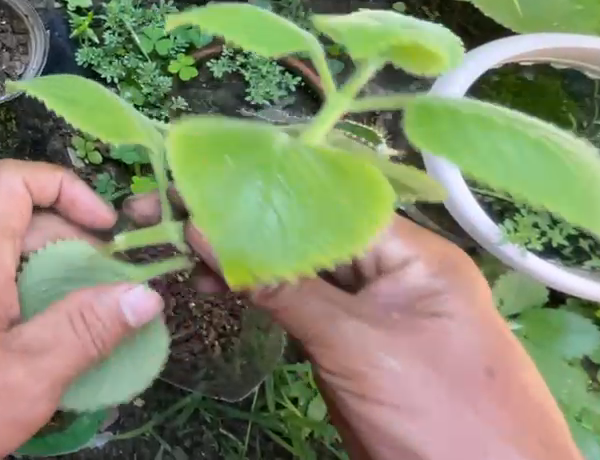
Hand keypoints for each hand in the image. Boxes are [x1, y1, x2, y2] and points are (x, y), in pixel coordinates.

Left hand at [0, 160, 163, 459]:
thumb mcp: (33, 372)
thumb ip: (88, 327)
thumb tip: (145, 292)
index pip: (14, 177)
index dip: (66, 186)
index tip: (109, 229)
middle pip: (16, 211)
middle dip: (73, 236)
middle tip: (118, 285)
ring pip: (2, 240)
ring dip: (51, 262)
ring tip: (94, 310)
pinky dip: (24, 279)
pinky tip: (50, 326)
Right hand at [129, 198, 577, 459]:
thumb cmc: (445, 417)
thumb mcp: (357, 347)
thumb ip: (276, 284)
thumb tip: (194, 229)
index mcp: (410, 254)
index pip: (316, 199)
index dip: (248, 187)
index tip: (181, 182)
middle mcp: (385, 267)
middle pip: (292, 226)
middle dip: (224, 220)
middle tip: (154, 212)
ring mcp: (361, 302)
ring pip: (280, 260)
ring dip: (225, 254)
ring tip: (169, 249)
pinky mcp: (341, 333)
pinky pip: (283, 295)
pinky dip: (242, 287)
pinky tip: (203, 284)